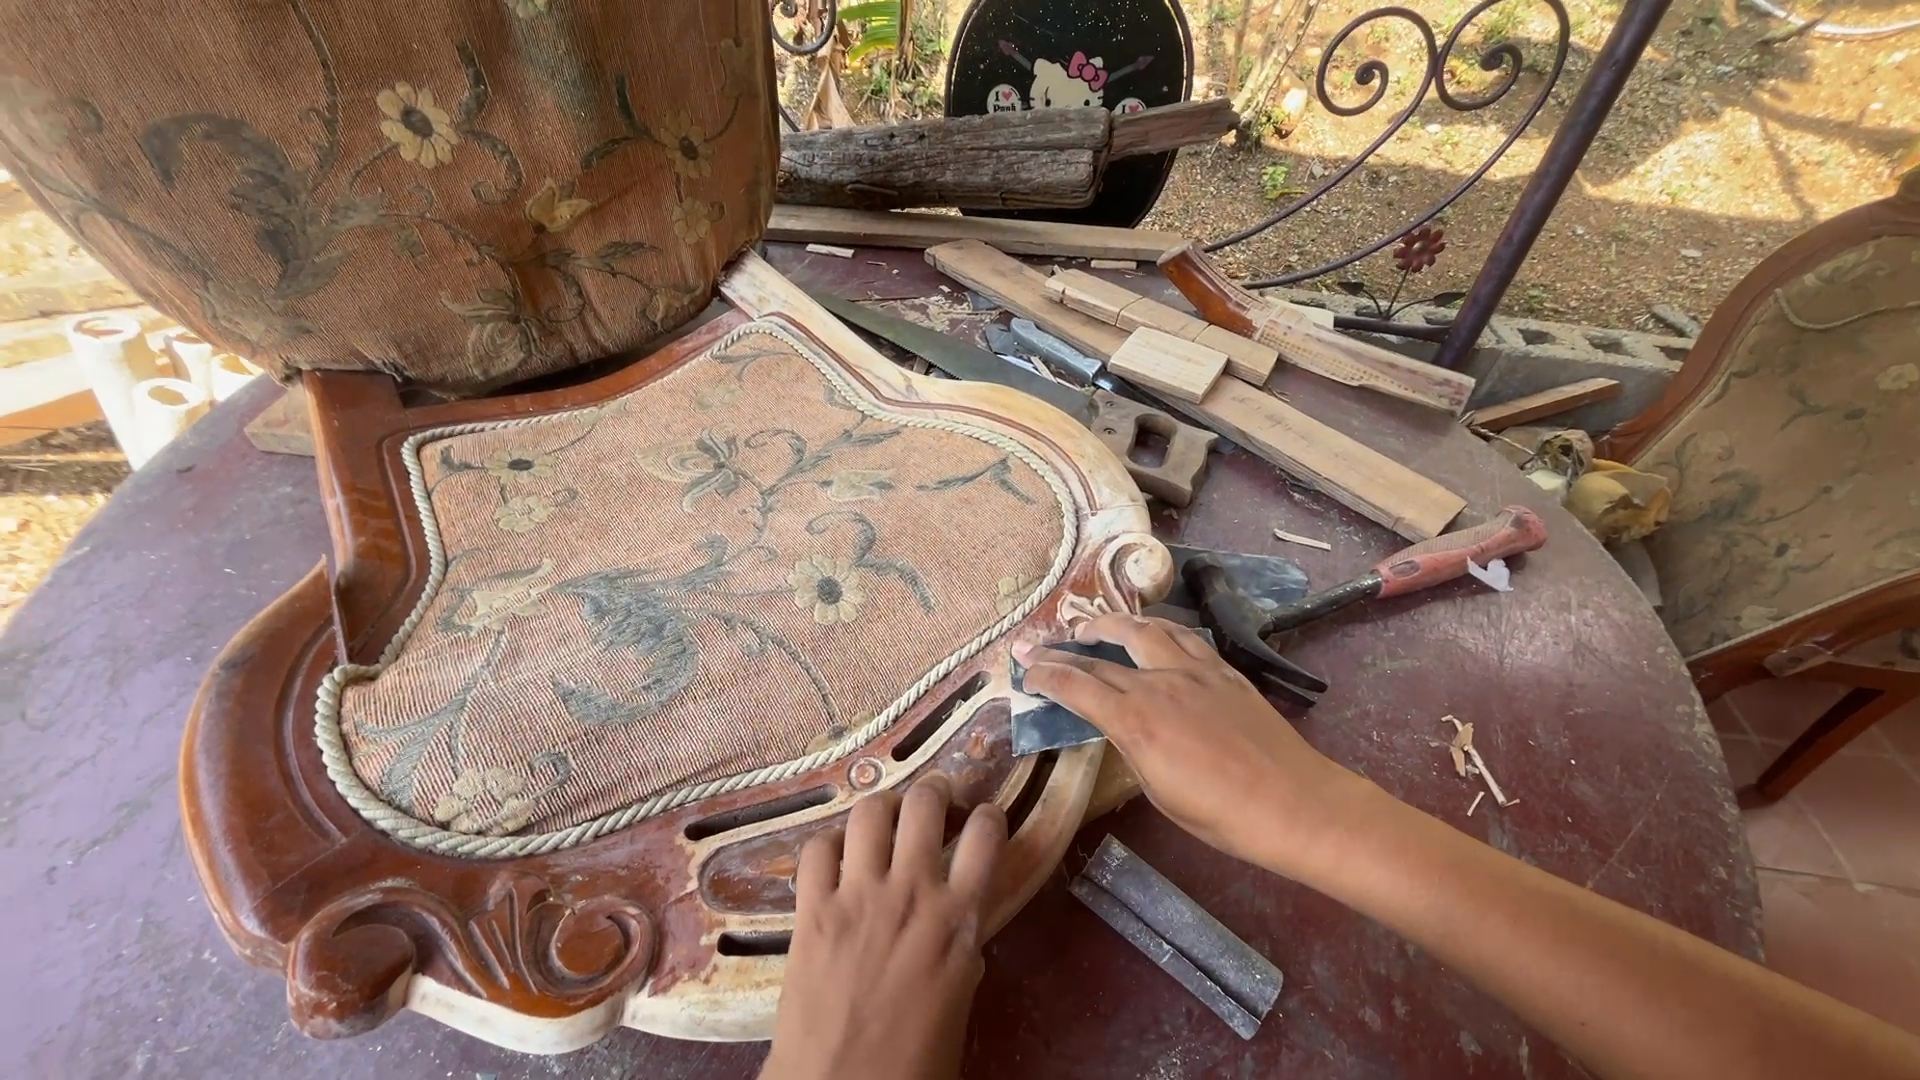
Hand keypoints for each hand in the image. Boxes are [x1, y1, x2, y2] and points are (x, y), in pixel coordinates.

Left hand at [759, 775, 1007, 1079]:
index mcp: (957, 919)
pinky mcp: (811, 908)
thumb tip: (960, 926)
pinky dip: (830, 842)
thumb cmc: (913, 1064)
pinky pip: (818, 848)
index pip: (987, 835)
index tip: (985, 815)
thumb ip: (961, 952)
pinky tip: (837, 854)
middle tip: (936, 797)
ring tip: (887, 814)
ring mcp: (857, 895)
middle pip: (926, 804)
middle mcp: (911, 892)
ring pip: (871, 811)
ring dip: (884, 805)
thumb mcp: (958, 1002)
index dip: (989, 815)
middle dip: (935, 789)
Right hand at [1013, 613, 1363, 876]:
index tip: (1026, 668)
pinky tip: (1152, 632)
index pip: (1078, 687)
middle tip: (1039, 644)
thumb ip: (1133, 747)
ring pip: (1144, 629)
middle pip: (1102, 655)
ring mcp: (1194, 670)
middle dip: (1064, 649)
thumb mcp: (1159, 792)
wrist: (1293, 803)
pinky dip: (1157, 629)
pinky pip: (1183, 636)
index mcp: (1136, 720)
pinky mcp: (1222, 669)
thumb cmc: (1221, 815)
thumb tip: (1120, 725)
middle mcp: (1159, 683)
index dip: (1046, 675)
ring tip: (1092, 627)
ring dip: (1112, 624)